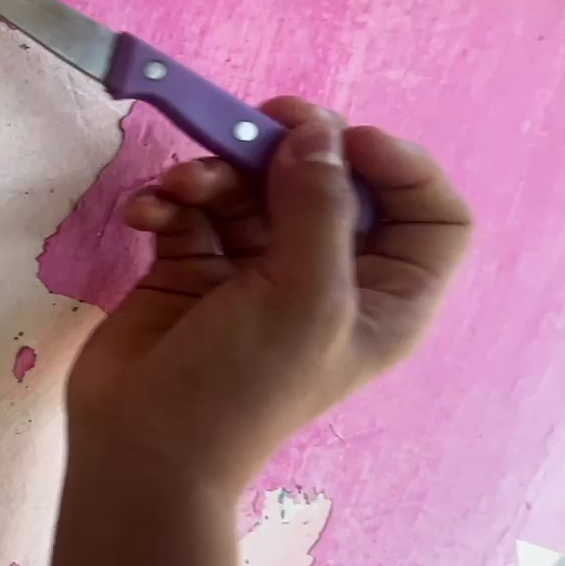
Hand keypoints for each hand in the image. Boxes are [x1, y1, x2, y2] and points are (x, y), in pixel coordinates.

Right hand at [66, 98, 470, 490]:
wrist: (141, 437)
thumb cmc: (241, 382)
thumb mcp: (302, 295)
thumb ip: (315, 208)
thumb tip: (317, 133)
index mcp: (379, 295)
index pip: (423, 213)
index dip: (394, 165)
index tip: (339, 138)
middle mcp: (316, 277)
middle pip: (317, 189)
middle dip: (278, 158)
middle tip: (241, 128)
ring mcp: (244, 273)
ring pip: (241, 196)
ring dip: (207, 179)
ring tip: (177, 188)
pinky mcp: (183, 270)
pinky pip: (183, 217)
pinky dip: (163, 205)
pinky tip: (142, 214)